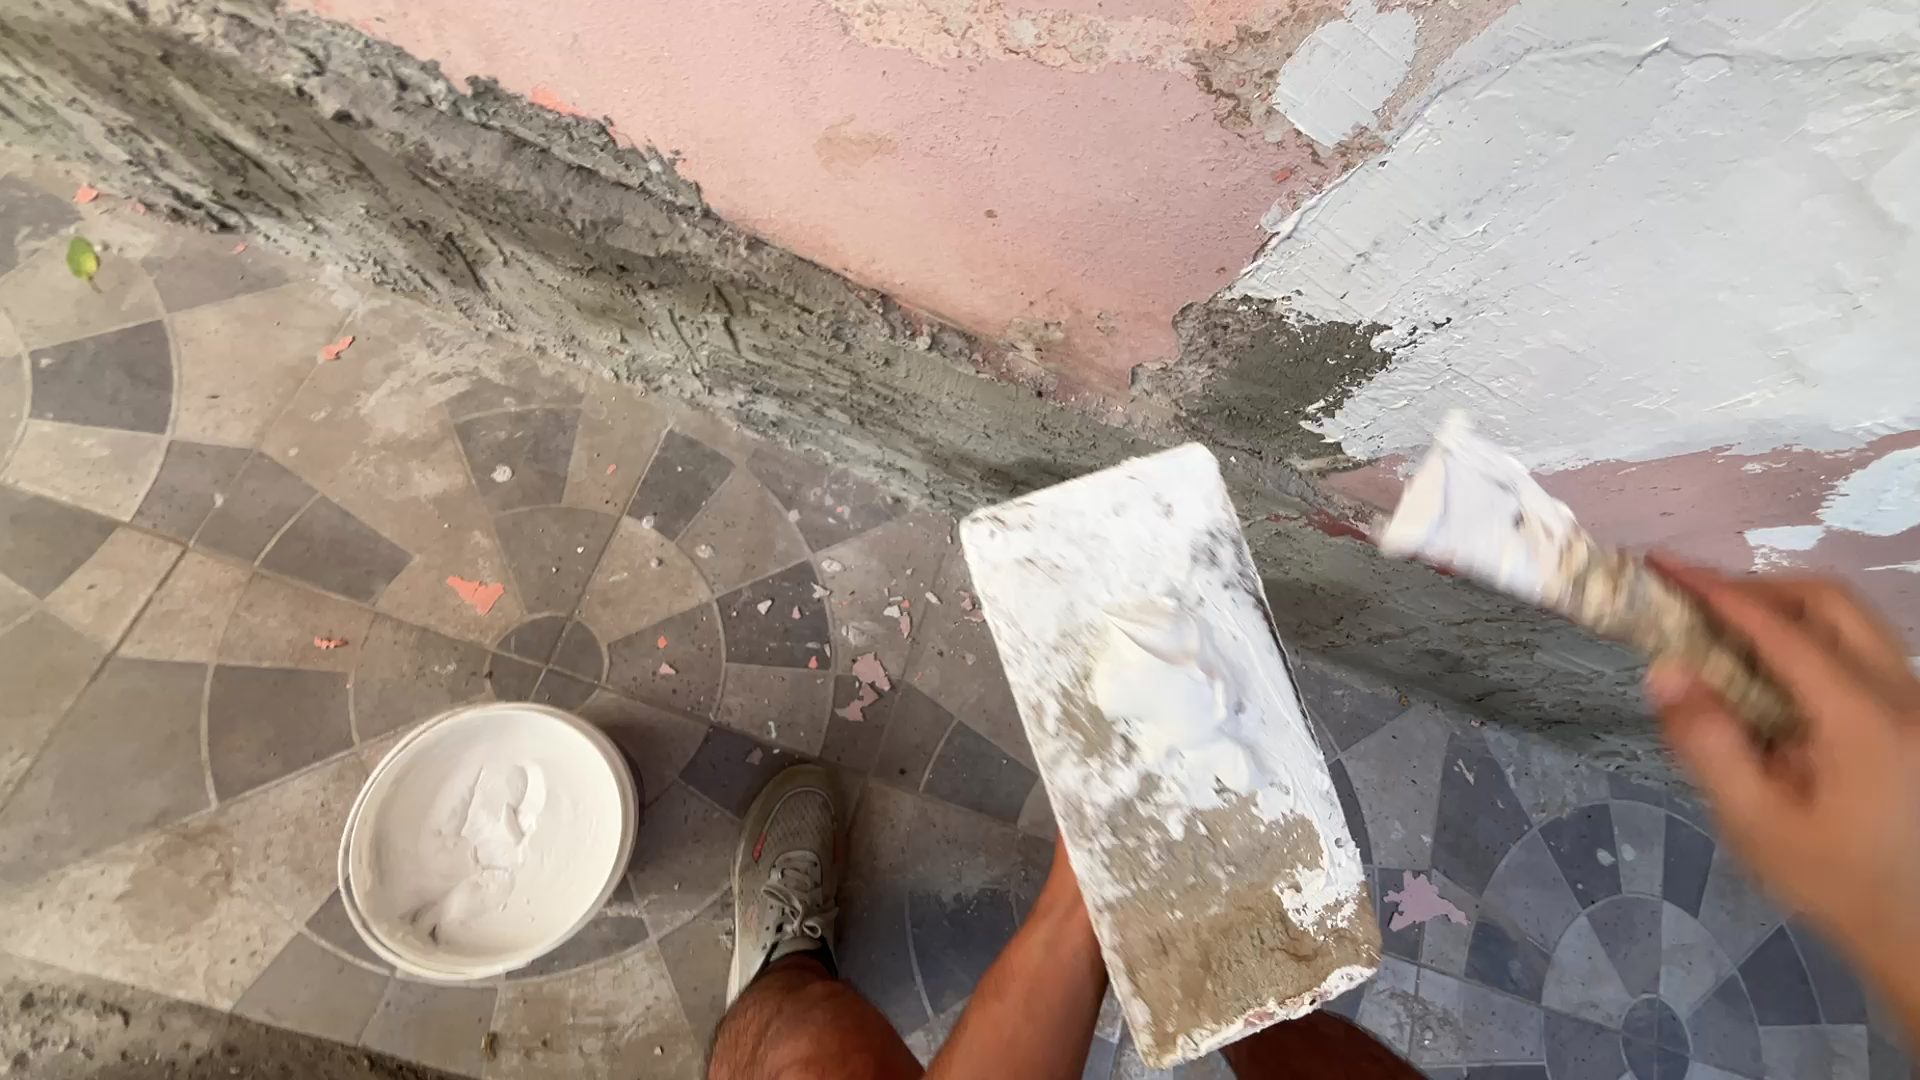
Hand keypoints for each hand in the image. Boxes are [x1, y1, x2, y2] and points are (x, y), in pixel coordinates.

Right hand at [1647, 557, 1919, 989]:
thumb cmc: (1834, 879)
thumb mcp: (1754, 819)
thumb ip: (1707, 742)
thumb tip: (1664, 668)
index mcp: (1865, 721)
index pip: (1780, 629)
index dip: (1714, 590)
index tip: (1660, 566)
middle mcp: (1904, 700)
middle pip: (1830, 604)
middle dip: (1751, 587)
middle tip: (1686, 598)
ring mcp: (1915, 708)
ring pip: (1847, 624)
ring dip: (1774, 610)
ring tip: (1710, 628)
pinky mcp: (1911, 721)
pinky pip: (1853, 652)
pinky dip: (1794, 638)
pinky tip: (1753, 670)